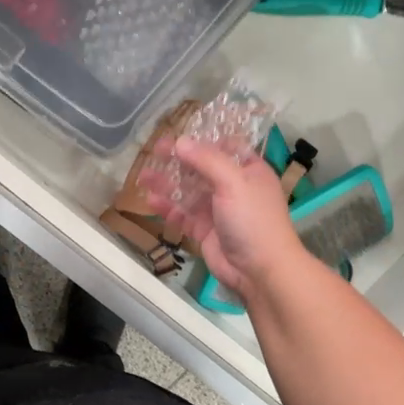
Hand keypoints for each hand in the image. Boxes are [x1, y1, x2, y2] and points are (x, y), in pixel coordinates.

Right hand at [139, 137, 304, 302]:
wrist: (260, 269)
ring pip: (187, 192)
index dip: (201, 140)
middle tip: (153, 151)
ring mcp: (217, 210)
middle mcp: (233, 187)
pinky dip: (167, 207)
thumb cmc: (253, 220)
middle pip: (200, 169)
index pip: (224, 147)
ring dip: (166, 184)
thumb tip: (179, 141)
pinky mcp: (204, 231)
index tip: (177, 135)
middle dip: (177, 161)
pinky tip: (150, 201)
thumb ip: (206, 160)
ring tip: (142, 177)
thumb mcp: (233, 182)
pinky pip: (182, 215)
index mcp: (248, 170)